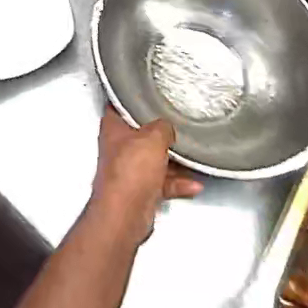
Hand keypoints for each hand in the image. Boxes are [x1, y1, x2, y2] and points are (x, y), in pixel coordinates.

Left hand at [90, 109, 201, 241]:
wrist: (125, 214)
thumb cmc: (132, 170)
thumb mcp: (154, 137)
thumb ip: (163, 126)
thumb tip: (167, 127)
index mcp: (113, 128)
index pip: (120, 106)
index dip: (133, 98)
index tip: (148, 93)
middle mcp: (118, 148)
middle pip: (141, 134)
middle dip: (160, 133)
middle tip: (177, 124)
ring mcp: (128, 170)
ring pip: (153, 159)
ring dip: (173, 161)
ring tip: (191, 156)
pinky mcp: (139, 191)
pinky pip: (162, 182)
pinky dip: (177, 183)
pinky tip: (194, 184)